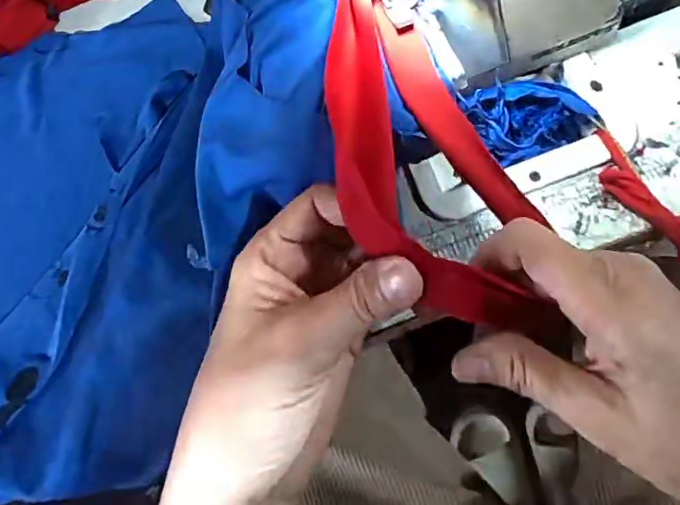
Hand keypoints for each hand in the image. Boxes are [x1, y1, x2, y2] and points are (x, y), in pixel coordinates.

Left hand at [160, 185, 423, 504]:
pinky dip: (403, 293)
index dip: (353, 203)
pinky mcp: (347, 329)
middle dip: (383, 232)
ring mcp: (325, 298)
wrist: (244, 483)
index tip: (396, 214)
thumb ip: (357, 301)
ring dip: (398, 262)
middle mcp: (301, 268)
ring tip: (435, 266)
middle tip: (424, 242)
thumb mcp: (300, 343)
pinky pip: (378, 298)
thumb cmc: (251, 399)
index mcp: (273, 256)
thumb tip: (413, 265)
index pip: (317, 206)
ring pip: (367, 262)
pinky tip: (433, 291)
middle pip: (348, 230)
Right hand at [450, 219, 679, 504]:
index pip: (524, 237)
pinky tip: (568, 351)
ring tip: (525, 355)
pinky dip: (563, 303)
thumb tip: (462, 356)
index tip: (464, 302)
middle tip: (488, 344)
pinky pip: (589, 278)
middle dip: (504, 287)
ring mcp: (639, 273)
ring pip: (562, 265)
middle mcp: (619, 265)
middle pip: (540, 250)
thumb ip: (529, 373)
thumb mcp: (603, 418)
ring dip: (533, 298)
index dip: (484, 257)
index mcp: (605, 291)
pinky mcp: (651, 288)